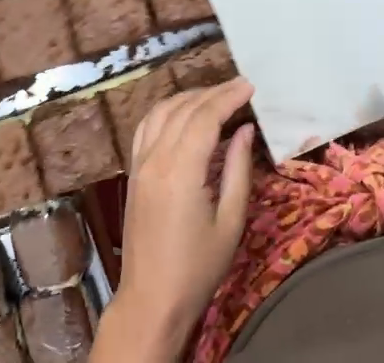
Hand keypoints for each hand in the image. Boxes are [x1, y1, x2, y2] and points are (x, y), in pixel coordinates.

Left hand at [109, 79, 255, 354]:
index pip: (205, 117)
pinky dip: (166, 110)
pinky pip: (146, 127)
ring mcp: (139, 164)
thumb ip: (238, 170)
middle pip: (184, 109)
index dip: (228, 97)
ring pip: (161, 112)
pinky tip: (183, 112)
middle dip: (213, 92)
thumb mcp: (230, 222)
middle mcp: (155, 159)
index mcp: (181, 171)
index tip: (250, 85)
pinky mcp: (133, 173)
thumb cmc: (198, 268)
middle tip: (240, 86)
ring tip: (216, 95)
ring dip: (188, 97)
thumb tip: (245, 131)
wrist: (151, 299)